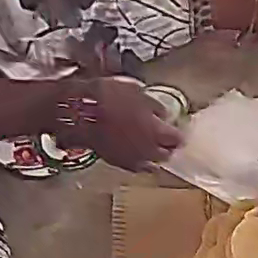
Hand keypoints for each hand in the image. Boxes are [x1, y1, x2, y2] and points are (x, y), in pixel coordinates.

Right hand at [64, 79, 182, 170]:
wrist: (78, 112)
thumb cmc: (109, 97)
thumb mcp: (137, 92)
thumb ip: (155, 107)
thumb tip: (163, 116)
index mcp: (157, 133)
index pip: (177, 140)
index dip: (178, 134)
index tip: (177, 129)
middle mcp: (149, 151)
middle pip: (166, 155)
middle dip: (168, 147)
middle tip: (166, 139)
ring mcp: (133, 160)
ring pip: (152, 164)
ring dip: (154, 156)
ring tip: (151, 146)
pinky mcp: (118, 163)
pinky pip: (135, 165)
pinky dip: (139, 159)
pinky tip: (135, 151)